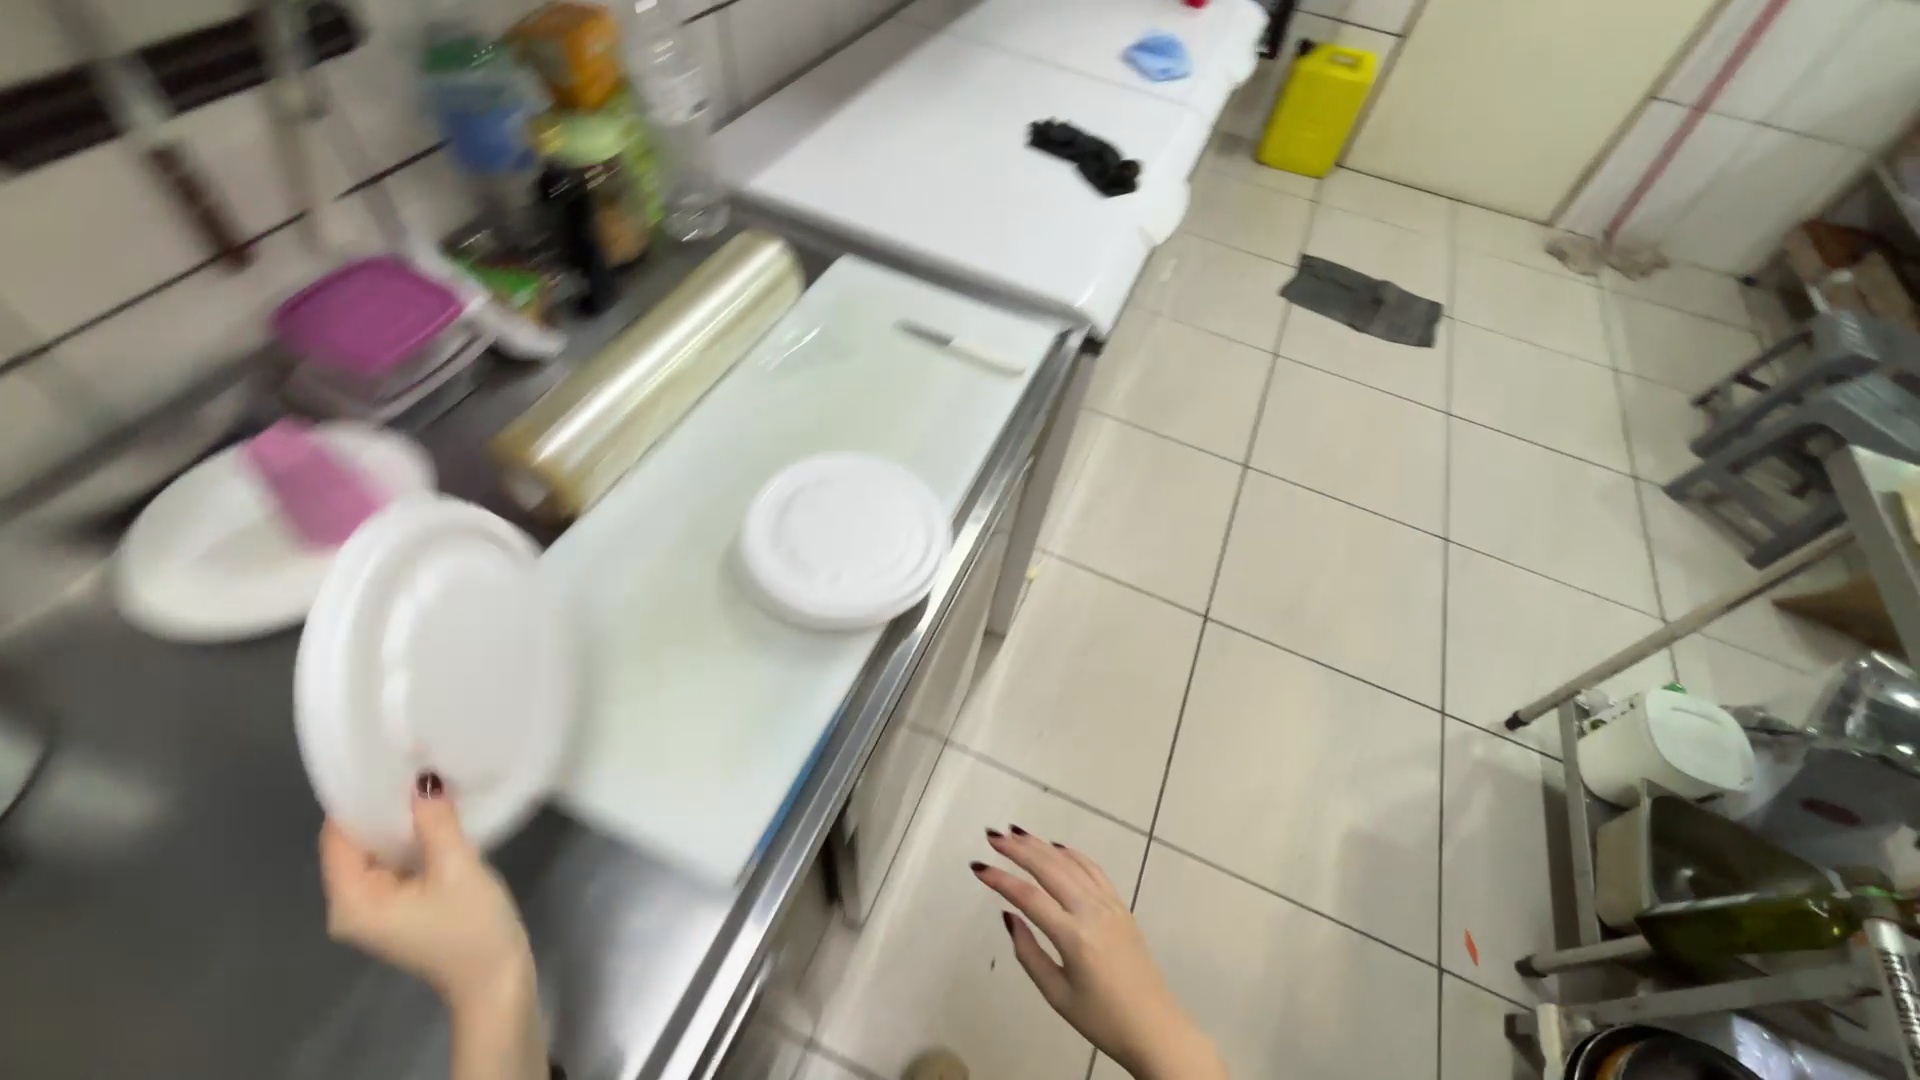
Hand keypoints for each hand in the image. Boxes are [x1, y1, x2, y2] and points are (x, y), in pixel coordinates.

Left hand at [318, 776, 533, 1011]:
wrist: (495, 980)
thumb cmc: (470, 927)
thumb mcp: (458, 868)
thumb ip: (436, 822)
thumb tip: (424, 780)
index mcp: (351, 900)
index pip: (338, 836)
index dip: (357, 797)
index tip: (385, 758)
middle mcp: (352, 905)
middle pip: (356, 842)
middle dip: (383, 805)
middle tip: (414, 761)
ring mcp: (376, 909)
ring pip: (379, 851)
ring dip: (402, 822)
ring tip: (429, 782)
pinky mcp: (400, 908)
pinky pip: (396, 863)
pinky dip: (413, 840)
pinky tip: (438, 817)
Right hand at [972, 827, 1224, 1079]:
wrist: (1154, 1027)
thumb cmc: (1101, 1020)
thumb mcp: (1056, 994)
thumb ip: (1029, 953)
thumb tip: (1009, 916)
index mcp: (1074, 937)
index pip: (1029, 897)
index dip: (1001, 879)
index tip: (979, 867)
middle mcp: (1092, 911)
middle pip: (1049, 868)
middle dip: (1018, 850)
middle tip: (993, 836)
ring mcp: (1109, 904)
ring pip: (1070, 863)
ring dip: (1042, 846)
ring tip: (1017, 834)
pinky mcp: (1121, 905)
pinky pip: (1093, 870)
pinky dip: (1072, 854)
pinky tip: (1056, 847)